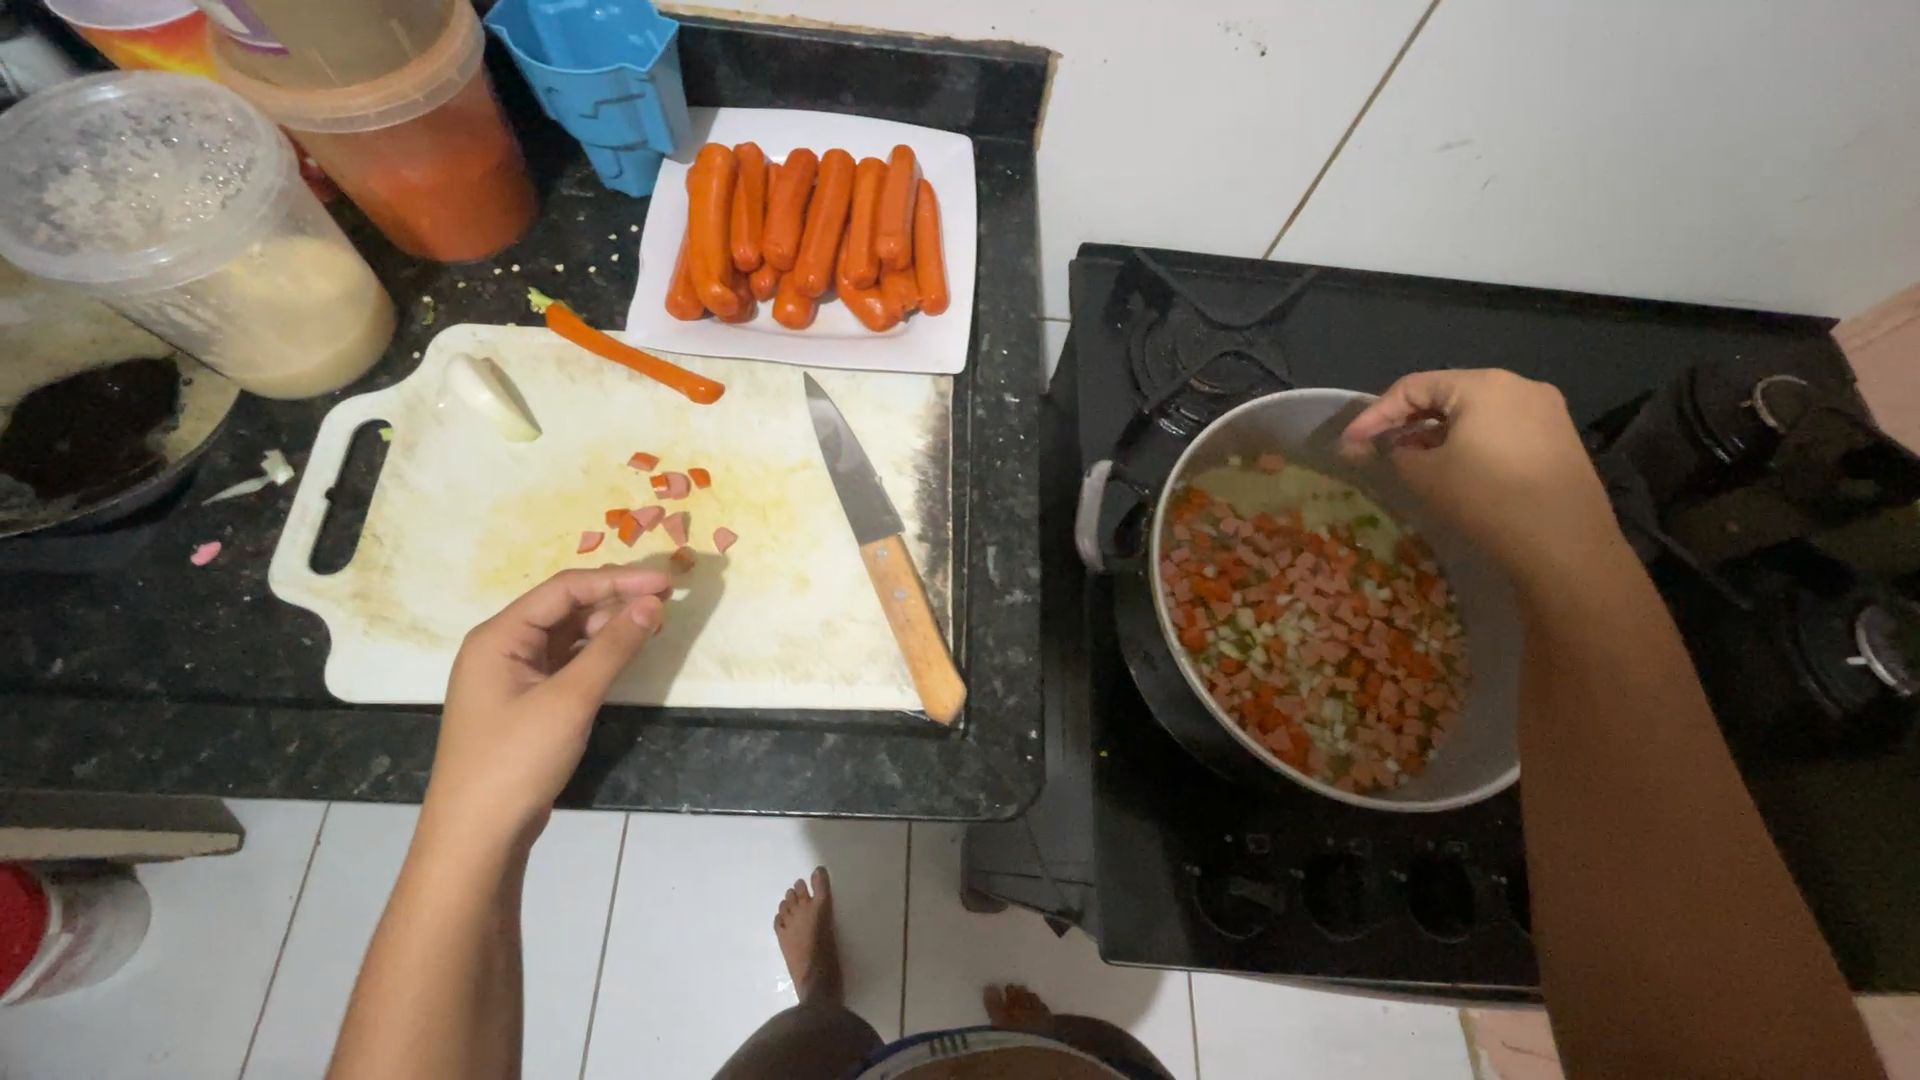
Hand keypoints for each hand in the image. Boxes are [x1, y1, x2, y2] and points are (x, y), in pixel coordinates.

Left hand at [426, 566, 671, 846]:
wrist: (477, 836)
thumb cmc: (516, 761)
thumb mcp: (570, 700)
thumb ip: (613, 648)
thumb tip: (653, 604)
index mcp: (499, 636)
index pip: (565, 589)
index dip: (619, 580)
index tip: (666, 583)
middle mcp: (504, 646)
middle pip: (566, 606)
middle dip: (617, 599)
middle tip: (667, 599)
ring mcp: (515, 674)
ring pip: (571, 633)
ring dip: (612, 625)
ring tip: (656, 623)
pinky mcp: (529, 699)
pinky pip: (570, 660)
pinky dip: (601, 653)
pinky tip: (630, 651)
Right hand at [1341, 369, 1625, 584]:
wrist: (1564, 543)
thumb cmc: (1487, 498)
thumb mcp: (1424, 475)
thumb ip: (1396, 452)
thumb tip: (1391, 446)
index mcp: (1482, 384)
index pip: (1413, 387)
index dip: (1375, 413)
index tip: (1350, 441)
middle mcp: (1518, 384)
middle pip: (1446, 393)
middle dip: (1407, 419)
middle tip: (1378, 444)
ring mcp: (1544, 409)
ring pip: (1474, 410)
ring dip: (1437, 430)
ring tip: (1412, 457)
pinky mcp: (1557, 435)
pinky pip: (1499, 425)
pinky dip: (1468, 439)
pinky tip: (1453, 464)